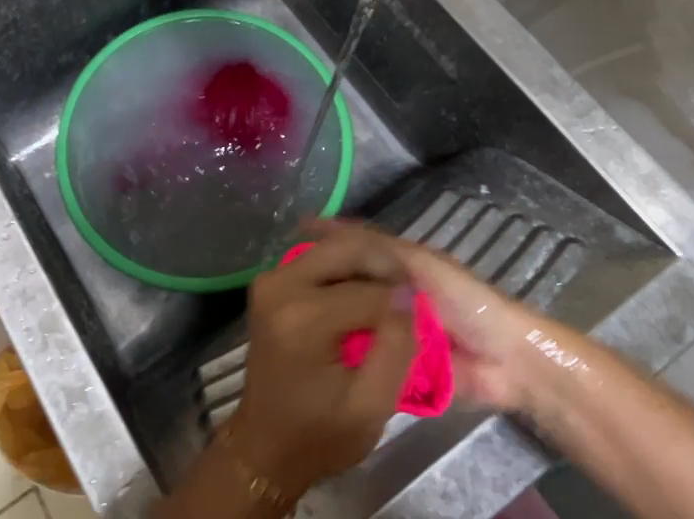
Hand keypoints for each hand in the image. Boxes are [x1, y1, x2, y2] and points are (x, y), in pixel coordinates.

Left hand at [229, 229, 416, 494]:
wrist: (266, 444)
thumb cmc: (320, 434)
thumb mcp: (371, 405)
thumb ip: (396, 347)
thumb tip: (408, 294)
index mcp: (303, 317)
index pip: (373, 291)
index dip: (406, 303)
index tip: (427, 321)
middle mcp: (281, 284)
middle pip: (349, 250)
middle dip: (389, 266)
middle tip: (416, 294)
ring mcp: (272, 278)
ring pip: (335, 248)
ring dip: (370, 264)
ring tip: (397, 294)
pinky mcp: (272, 281)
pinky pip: (320, 259)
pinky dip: (350, 270)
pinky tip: (370, 294)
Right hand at [303, 219, 561, 413]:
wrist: (503, 360)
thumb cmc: (464, 300)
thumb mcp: (418, 263)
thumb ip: (375, 248)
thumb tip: (324, 228)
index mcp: (397, 267)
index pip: (353, 248)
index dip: (325, 241)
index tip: (292, 234)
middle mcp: (390, 297)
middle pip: (348, 287)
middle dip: (319, 285)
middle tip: (280, 287)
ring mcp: (391, 333)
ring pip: (351, 322)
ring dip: (328, 323)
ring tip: (287, 321)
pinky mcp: (395, 369)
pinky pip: (363, 360)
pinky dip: (343, 357)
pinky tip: (312, 355)